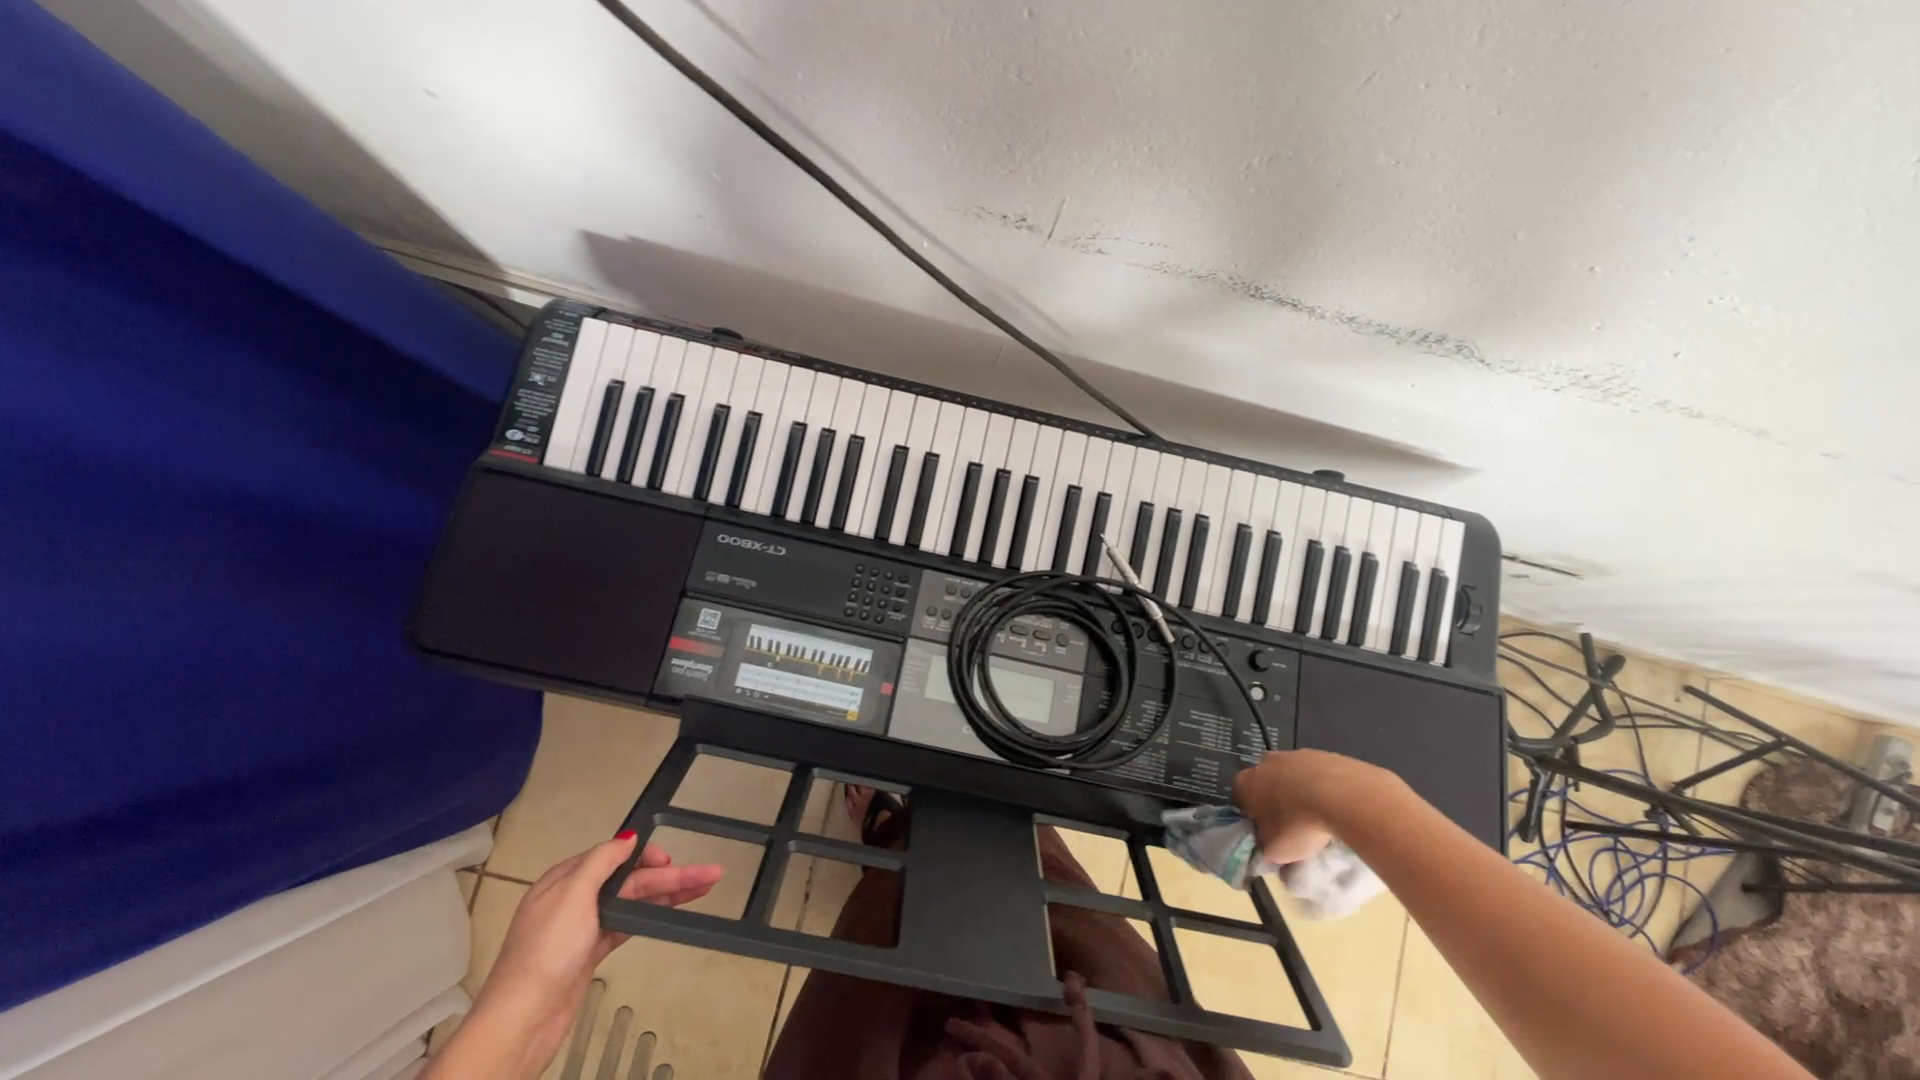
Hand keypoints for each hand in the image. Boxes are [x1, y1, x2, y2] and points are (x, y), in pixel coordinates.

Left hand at [432, 833, 722, 1079]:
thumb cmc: (547, 950)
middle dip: (670, 876)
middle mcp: (576, 898)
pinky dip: (652, 916)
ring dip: (668, 895)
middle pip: (631, 880)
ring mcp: (585, 926)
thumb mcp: (572, 895)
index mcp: (566, 878)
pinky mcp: (592, 951)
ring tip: (703, 890)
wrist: (524, 1017)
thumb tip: (628, 837)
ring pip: (635, 902)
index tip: (672, 860)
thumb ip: (601, 862)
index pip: (614, 856)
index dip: (646, 855)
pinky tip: (673, 913)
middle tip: (709, 874)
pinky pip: (629, 924)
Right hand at [1232, 749, 1382, 864]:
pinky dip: (1323, 787)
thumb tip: (1267, 846)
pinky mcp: (1324, 754)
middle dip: (1276, 802)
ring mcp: (1295, 754)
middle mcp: (1264, 763)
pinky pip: (1318, 774)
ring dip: (1301, 793)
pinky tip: (1335, 805)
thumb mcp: (1274, 851)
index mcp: (1245, 784)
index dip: (1253, 819)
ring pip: (1292, 777)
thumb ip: (1264, 848)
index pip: (1240, 801)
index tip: (1267, 833)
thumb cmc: (1298, 824)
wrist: (1343, 796)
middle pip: (1266, 785)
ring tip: (1318, 817)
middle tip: (1292, 826)